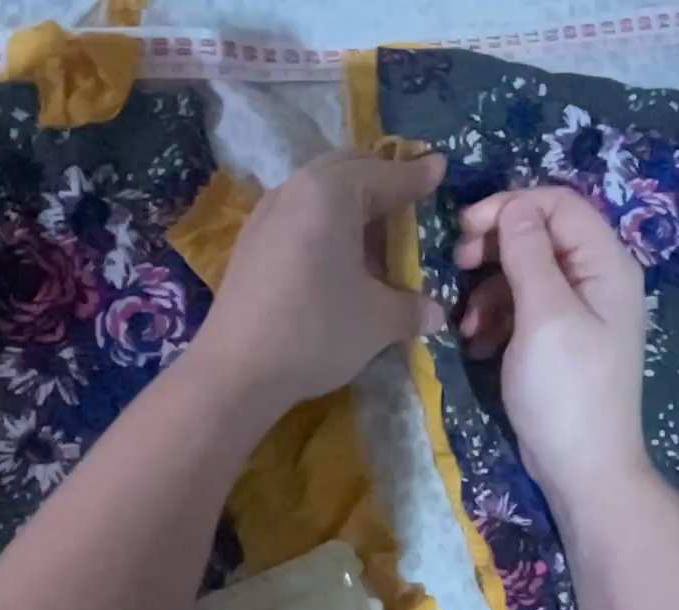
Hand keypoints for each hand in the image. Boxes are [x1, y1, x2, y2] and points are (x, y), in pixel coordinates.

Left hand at [190, 150, 447, 409]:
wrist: (238, 371)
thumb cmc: (316, 330)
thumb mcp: (378, 321)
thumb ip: (410, 309)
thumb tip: (435, 313)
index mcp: (331, 192)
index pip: (386, 175)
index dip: (417, 176)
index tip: (440, 169)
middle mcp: (294, 191)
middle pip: (345, 171)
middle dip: (379, 180)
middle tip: (406, 198)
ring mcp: (264, 217)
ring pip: (316, 195)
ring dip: (348, 206)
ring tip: (373, 233)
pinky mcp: (248, 248)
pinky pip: (296, 220)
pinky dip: (322, 228)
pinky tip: (334, 259)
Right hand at [455, 187, 648, 497]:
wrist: (582, 468)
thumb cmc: (565, 391)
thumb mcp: (544, 316)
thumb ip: (528, 254)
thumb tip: (513, 208)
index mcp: (606, 264)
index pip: (559, 205)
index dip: (510, 207)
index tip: (463, 230)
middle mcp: (597, 280)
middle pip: (541, 237)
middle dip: (495, 248)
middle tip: (457, 268)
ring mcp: (579, 313)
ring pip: (526, 275)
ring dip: (489, 291)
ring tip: (467, 326)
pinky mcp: (558, 342)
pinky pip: (524, 310)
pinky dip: (497, 319)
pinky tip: (478, 345)